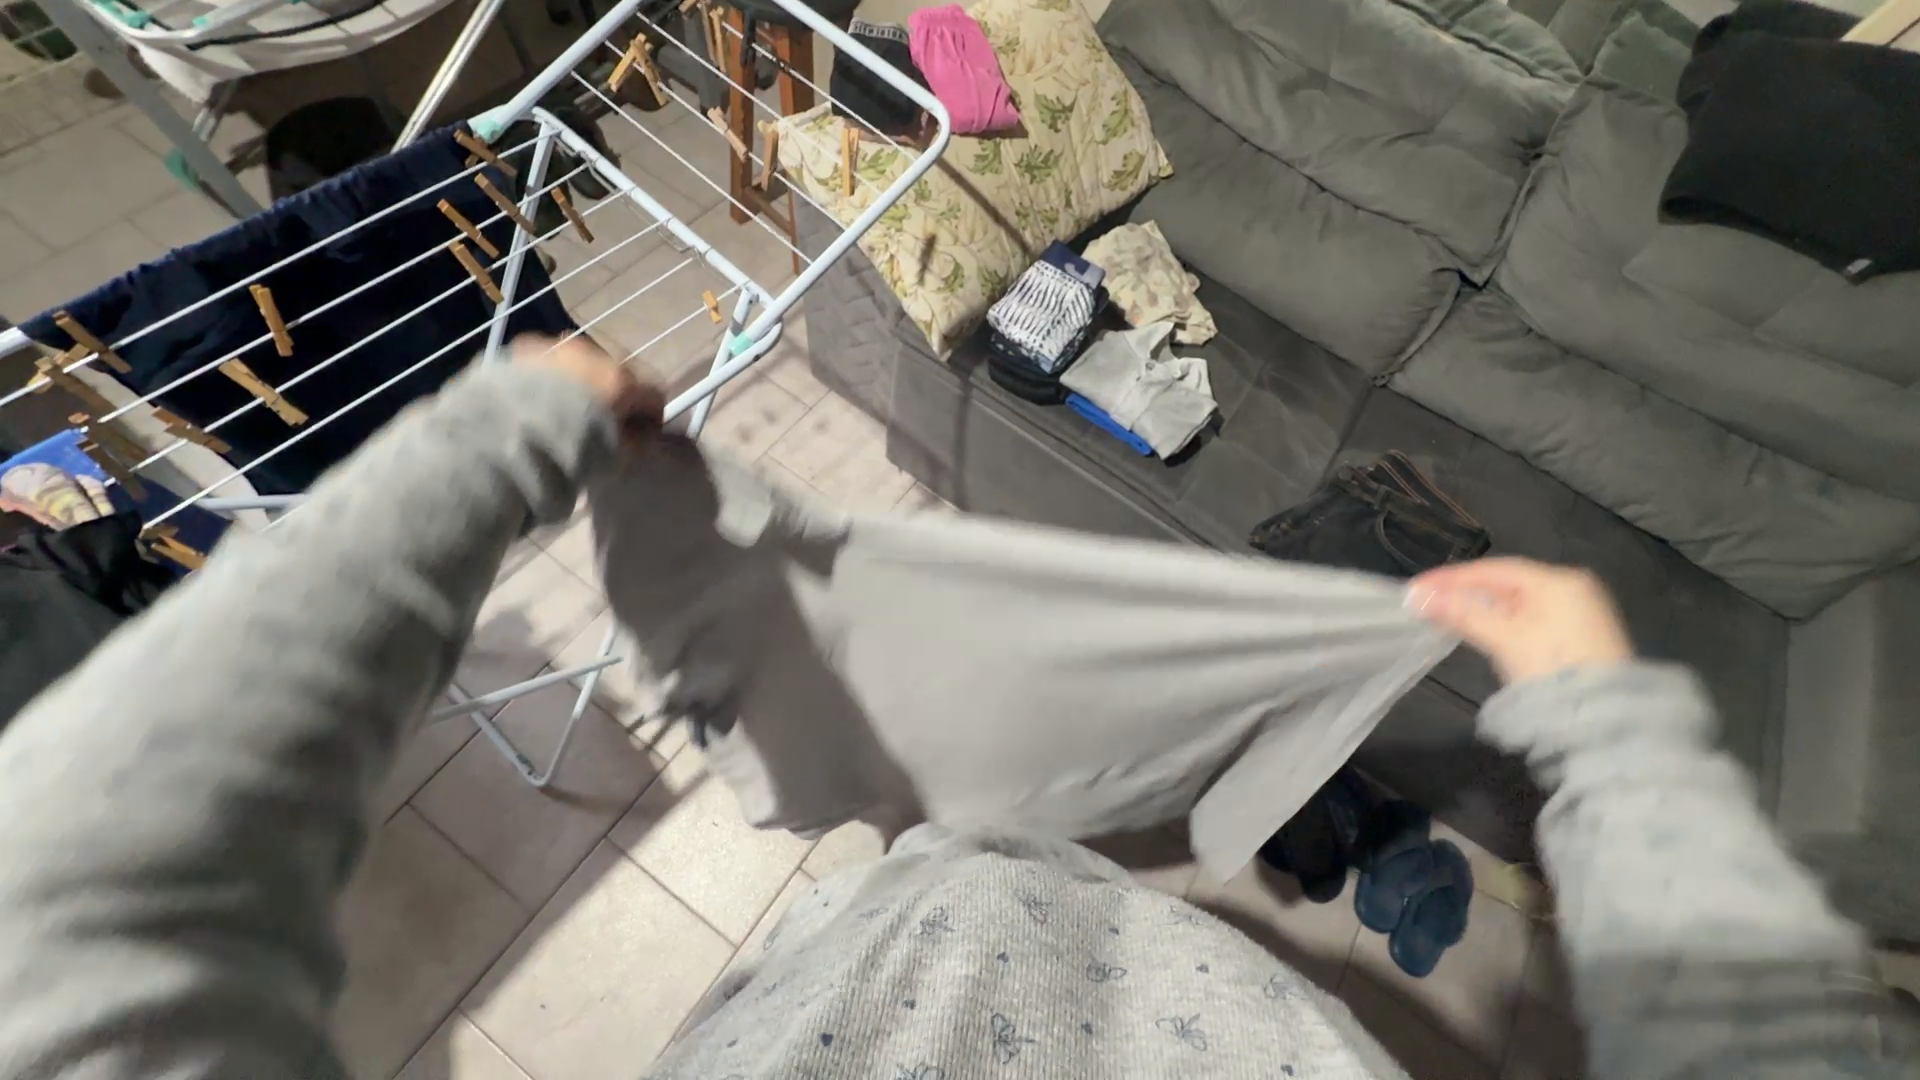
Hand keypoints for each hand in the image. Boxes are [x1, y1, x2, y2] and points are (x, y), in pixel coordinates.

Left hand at [511, 333, 663, 449]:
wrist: (515, 430)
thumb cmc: (574, 444)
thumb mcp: (616, 453)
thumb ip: (636, 440)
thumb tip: (642, 434)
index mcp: (624, 381)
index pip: (654, 394)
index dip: (651, 416)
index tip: (643, 435)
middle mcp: (597, 355)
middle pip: (618, 372)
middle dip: (613, 393)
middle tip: (601, 419)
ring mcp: (561, 347)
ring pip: (582, 361)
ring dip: (580, 380)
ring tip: (564, 405)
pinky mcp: (529, 346)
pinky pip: (548, 358)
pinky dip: (549, 374)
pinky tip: (538, 394)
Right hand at [1407, 557, 1633, 685]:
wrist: (1602, 718)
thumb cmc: (1552, 667)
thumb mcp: (1502, 638)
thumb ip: (1459, 613)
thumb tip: (1417, 597)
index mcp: (1558, 581)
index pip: (1494, 569)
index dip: (1451, 577)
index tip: (1417, 586)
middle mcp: (1570, 588)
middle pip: (1504, 583)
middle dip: (1462, 591)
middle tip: (1426, 599)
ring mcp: (1575, 611)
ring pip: (1513, 601)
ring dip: (1477, 606)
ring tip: (1442, 612)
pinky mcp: (1573, 633)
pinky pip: (1525, 616)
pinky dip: (1496, 618)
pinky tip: (1474, 625)